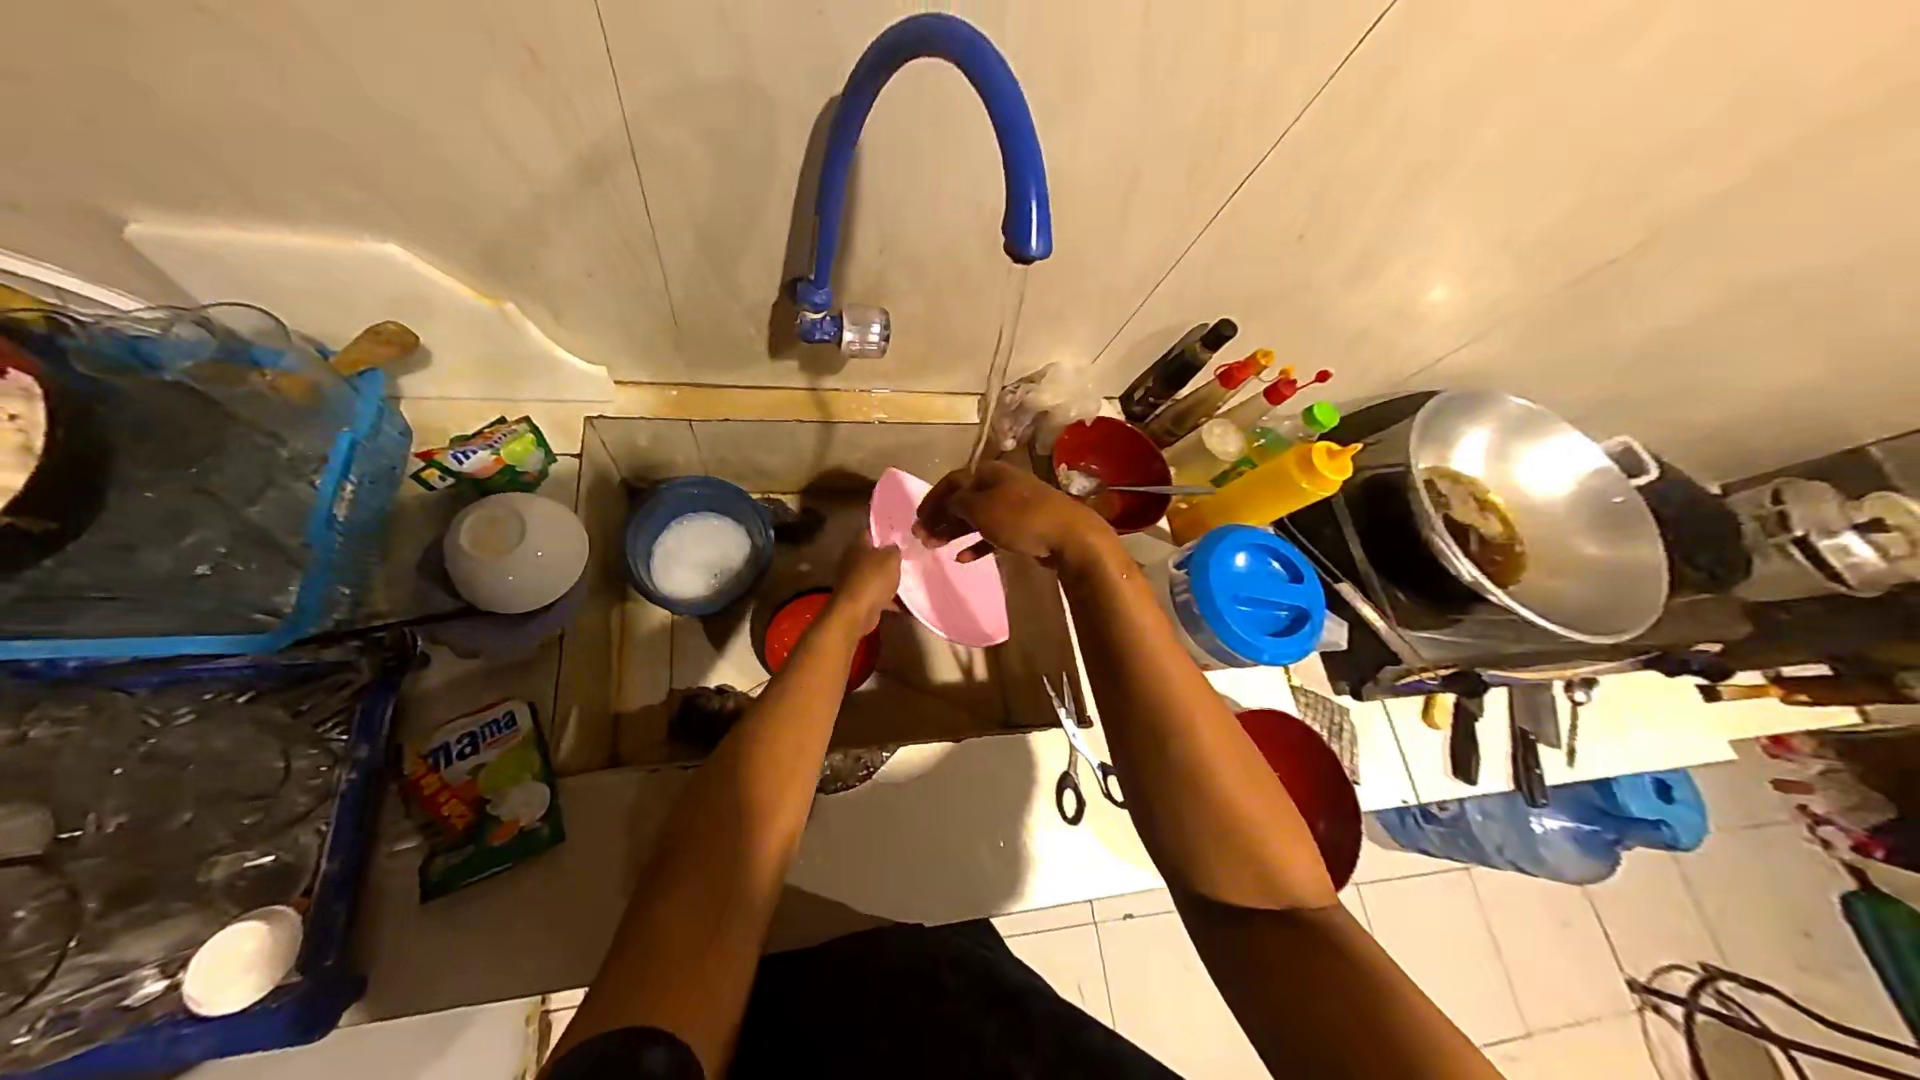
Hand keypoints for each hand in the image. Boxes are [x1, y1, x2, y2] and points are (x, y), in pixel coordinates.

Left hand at [829, 534, 901, 633]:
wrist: (856, 612)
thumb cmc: (873, 579)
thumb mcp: (891, 558)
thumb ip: (894, 550)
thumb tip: (893, 547)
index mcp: (857, 546)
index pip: (868, 532)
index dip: (882, 532)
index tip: (897, 534)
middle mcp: (852, 561)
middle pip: (871, 555)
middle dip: (886, 557)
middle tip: (904, 557)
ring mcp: (853, 580)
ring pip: (873, 575)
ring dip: (886, 578)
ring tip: (905, 578)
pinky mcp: (857, 598)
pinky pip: (875, 594)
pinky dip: (886, 597)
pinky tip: (901, 602)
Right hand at [914, 461, 1113, 566]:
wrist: (1069, 536)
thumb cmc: (1020, 517)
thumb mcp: (980, 507)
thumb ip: (956, 503)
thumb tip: (946, 503)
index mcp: (989, 472)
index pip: (952, 481)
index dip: (932, 499)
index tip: (917, 519)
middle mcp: (1000, 485)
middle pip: (963, 500)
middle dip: (940, 518)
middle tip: (922, 537)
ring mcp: (1014, 507)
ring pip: (976, 518)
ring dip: (954, 532)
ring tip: (935, 547)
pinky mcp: (1024, 528)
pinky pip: (993, 535)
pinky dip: (976, 545)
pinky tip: (963, 558)